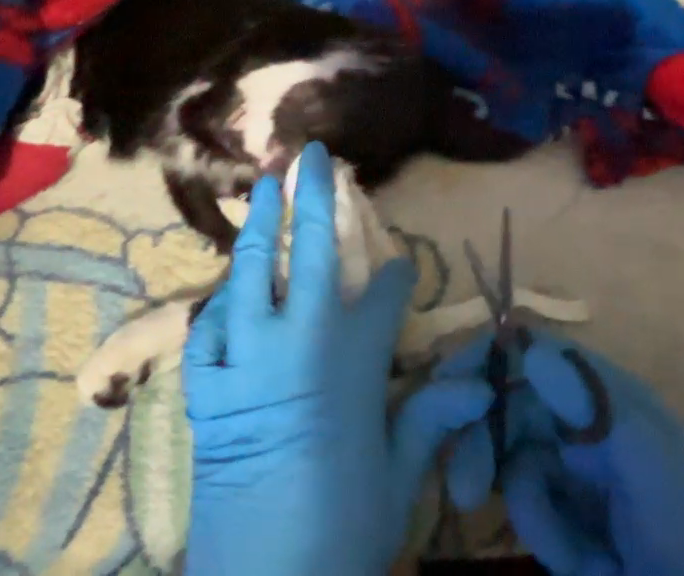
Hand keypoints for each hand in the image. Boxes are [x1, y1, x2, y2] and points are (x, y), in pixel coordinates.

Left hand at [183, 142, 492, 574]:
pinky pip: (209, 327)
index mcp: (355, 361)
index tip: (400, 261)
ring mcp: (244, 358)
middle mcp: (298, 342)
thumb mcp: (398, 479)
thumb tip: (478, 383)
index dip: (395, 273)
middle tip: (311, 153)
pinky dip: (220, 304)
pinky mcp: (204, 385)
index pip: (384, 295)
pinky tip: (228, 292)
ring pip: (251, 273)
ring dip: (261, 225)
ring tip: (265, 184)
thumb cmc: (342, 529)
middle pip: (310, 252)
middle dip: (313, 198)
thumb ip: (429, 419)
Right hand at [442, 332, 683, 575]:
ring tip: (581, 556)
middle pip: (509, 408)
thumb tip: (532, 346)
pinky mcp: (573, 521)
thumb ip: (594, 407)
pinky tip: (591, 565)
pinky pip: (532, 514)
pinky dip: (550, 539)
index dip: (488, 360)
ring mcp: (579, 475)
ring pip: (515, 466)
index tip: (444, 386)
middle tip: (463, 490)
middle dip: (484, 445)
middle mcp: (587, 425)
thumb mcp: (655, 468)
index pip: (534, 353)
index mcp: (609, 397)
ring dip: (531, 511)